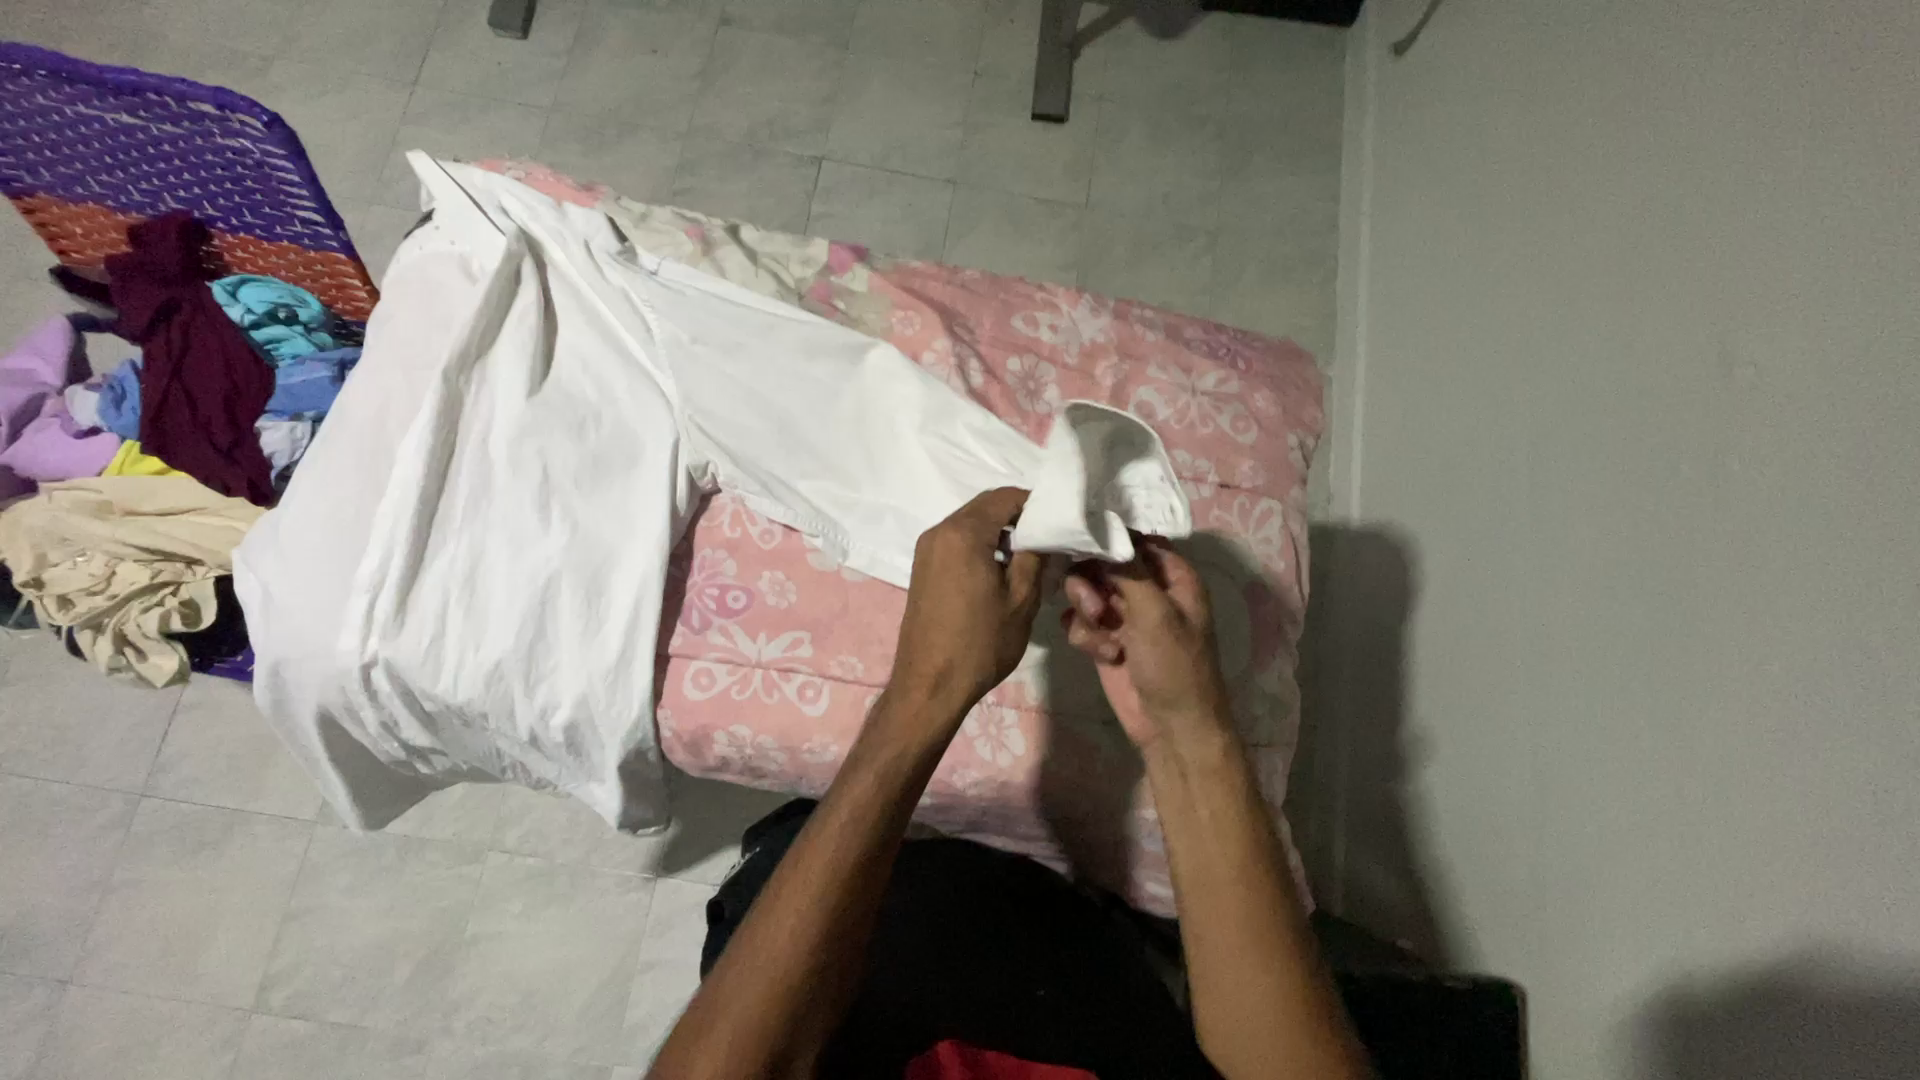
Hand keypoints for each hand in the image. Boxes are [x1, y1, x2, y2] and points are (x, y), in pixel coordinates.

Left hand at [887, 487, 1046, 718]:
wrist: (930, 684)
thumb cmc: (980, 643)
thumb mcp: (1021, 600)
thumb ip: (1035, 557)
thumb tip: (1044, 535)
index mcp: (963, 533)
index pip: (1004, 497)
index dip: (1035, 503)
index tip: (1059, 520)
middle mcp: (939, 532)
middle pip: (984, 507)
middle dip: (1017, 516)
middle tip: (1047, 537)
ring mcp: (926, 549)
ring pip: (969, 523)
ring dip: (998, 531)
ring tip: (1028, 555)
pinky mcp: (922, 567)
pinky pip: (956, 541)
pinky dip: (980, 545)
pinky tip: (999, 569)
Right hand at [1060, 537, 1231, 748]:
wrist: (1170, 728)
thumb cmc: (1175, 666)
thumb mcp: (1156, 613)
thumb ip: (1128, 571)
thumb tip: (1103, 532)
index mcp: (1171, 576)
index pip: (1133, 539)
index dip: (1107, 539)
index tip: (1081, 541)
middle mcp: (1147, 589)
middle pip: (1101, 562)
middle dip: (1090, 582)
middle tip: (1095, 606)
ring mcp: (1124, 616)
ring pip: (1085, 591)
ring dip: (1086, 611)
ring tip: (1101, 634)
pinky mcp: (1104, 640)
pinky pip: (1080, 622)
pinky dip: (1086, 636)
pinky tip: (1103, 655)